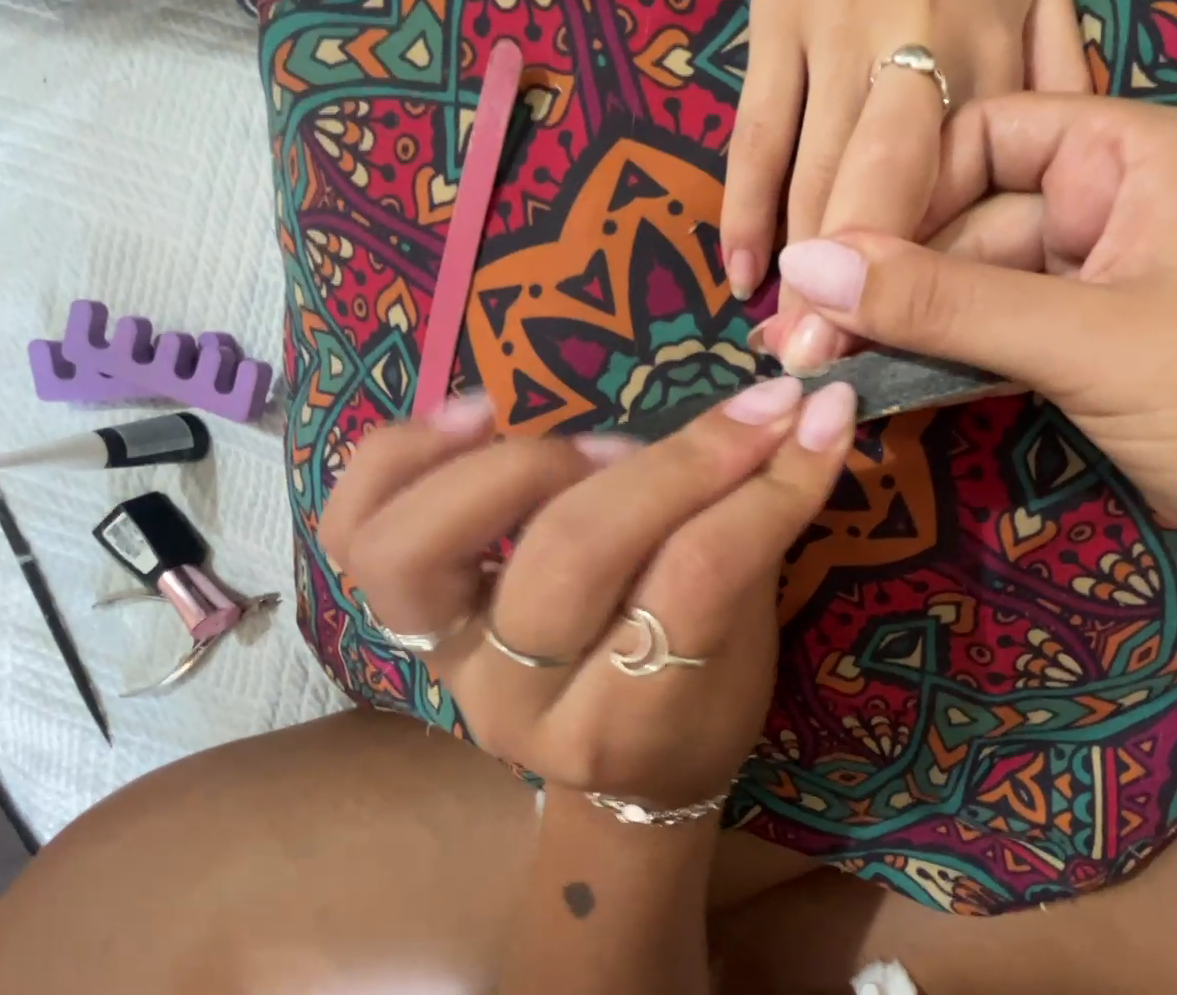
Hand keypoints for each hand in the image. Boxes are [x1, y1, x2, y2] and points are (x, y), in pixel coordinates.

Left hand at [320, 379, 855, 808]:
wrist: (620, 763)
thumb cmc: (700, 701)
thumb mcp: (750, 638)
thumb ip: (759, 531)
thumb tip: (807, 414)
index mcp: (631, 729)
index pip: (699, 582)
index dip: (765, 486)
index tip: (816, 415)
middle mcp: (520, 705)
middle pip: (574, 555)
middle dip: (673, 463)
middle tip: (742, 417)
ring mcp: (446, 661)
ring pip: (424, 548)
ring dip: (521, 464)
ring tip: (598, 443)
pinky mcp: (404, 621)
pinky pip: (359, 527)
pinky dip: (406, 454)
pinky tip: (480, 412)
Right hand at [720, 0, 1087, 376]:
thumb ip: (1054, 76)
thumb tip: (1062, 165)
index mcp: (1001, 46)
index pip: (964, 187)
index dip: (932, 270)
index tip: (912, 340)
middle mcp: (924, 46)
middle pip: (890, 196)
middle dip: (858, 290)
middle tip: (832, 366)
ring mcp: (842, 32)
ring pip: (821, 171)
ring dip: (803, 265)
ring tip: (788, 340)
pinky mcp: (777, 17)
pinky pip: (757, 127)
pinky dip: (743, 201)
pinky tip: (738, 269)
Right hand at [772, 93, 1176, 567]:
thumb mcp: (1086, 337)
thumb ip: (944, 302)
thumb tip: (806, 268)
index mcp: (1127, 153)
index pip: (979, 136)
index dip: (898, 191)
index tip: (821, 260)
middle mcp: (1106, 204)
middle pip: (965, 224)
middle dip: (889, 284)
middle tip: (801, 346)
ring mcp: (1094, 285)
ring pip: (973, 291)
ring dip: (908, 331)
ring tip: (825, 372)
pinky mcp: (1086, 353)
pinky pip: (995, 340)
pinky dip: (946, 364)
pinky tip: (885, 391)